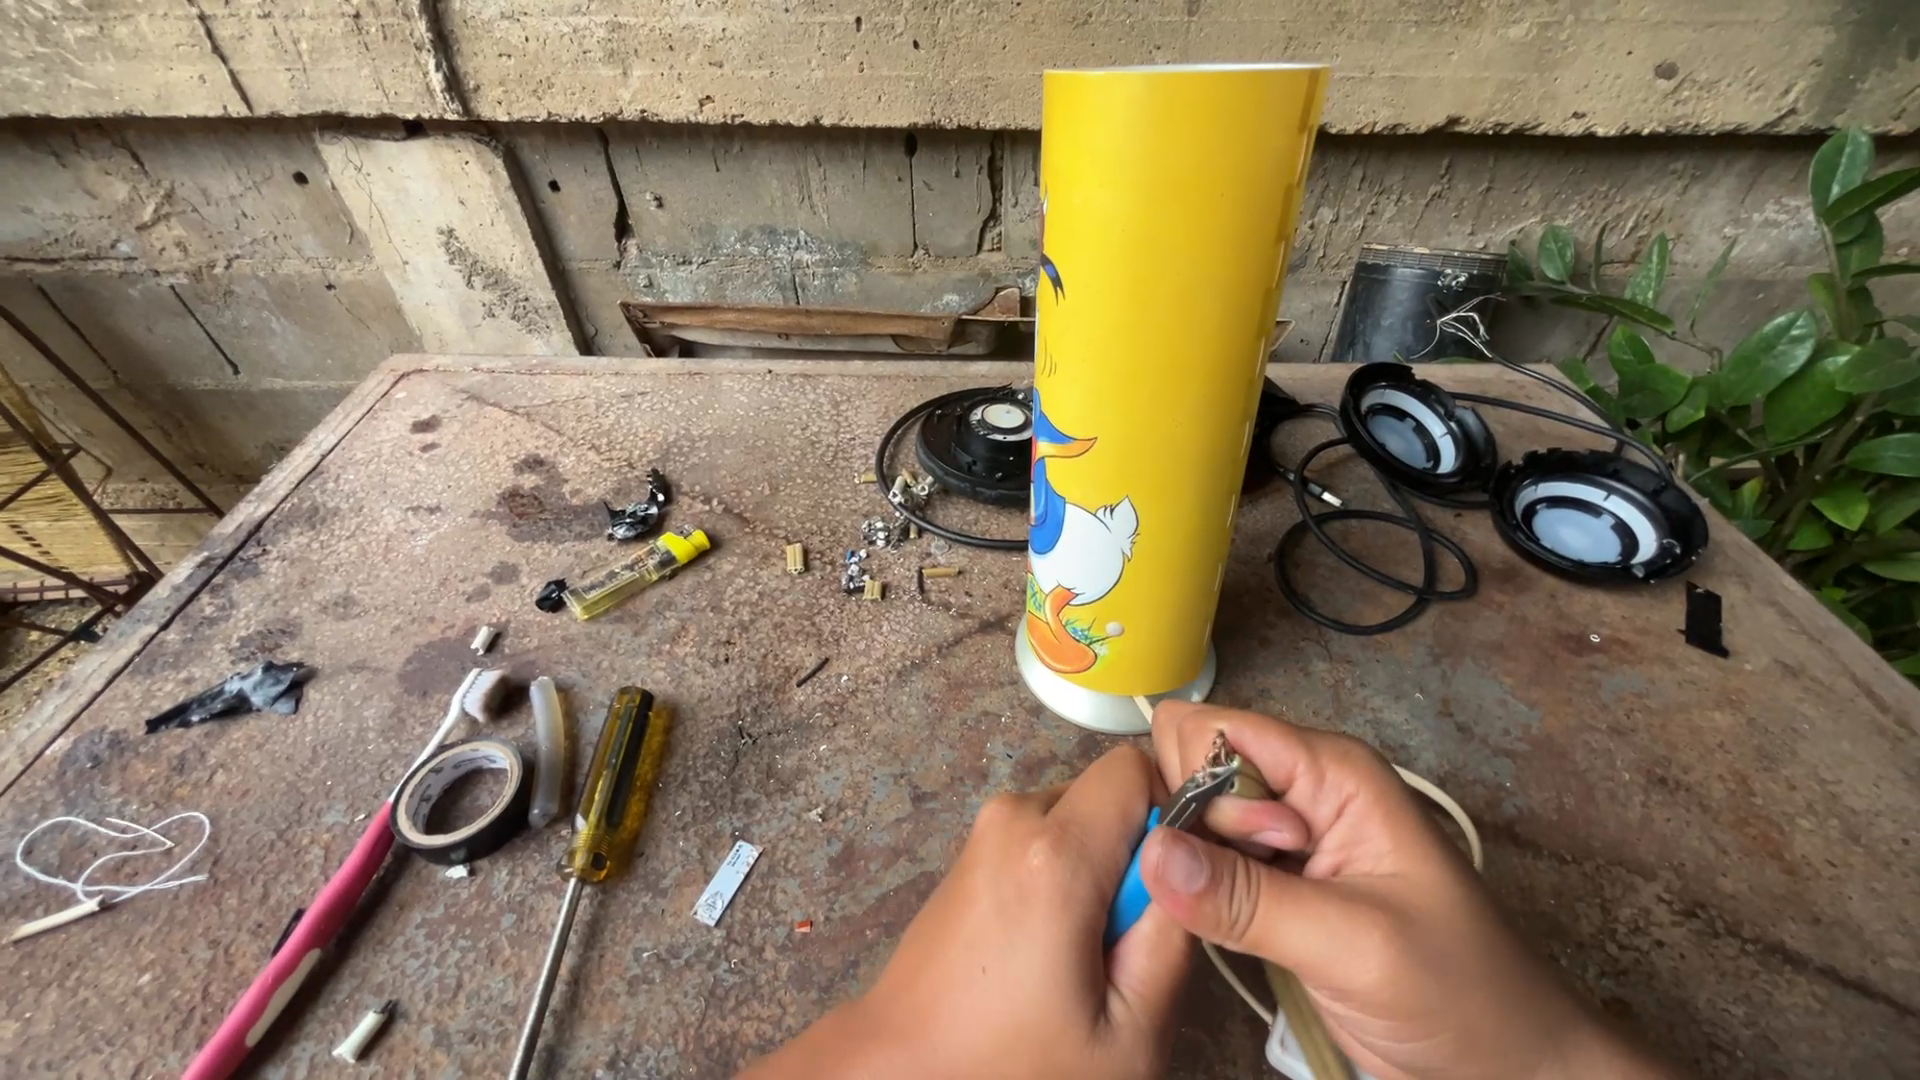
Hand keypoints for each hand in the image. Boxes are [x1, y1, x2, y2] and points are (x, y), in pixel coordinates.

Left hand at [740, 746, 1190, 1079]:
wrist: (901, 1068)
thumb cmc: (1017, 1065)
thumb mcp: (1127, 1032)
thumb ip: (1172, 935)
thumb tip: (1188, 864)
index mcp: (1054, 849)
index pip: (1135, 768)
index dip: (1170, 813)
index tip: (1177, 878)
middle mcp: (1013, 816)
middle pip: (1105, 795)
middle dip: (1130, 850)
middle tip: (1121, 935)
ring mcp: (983, 830)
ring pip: (1074, 816)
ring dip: (1093, 866)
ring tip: (1078, 948)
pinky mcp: (969, 850)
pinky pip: (1040, 835)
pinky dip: (1058, 872)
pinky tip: (1042, 942)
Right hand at [1138, 702, 1674, 1079]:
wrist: (1510, 1063)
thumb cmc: (1458, 994)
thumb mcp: (1355, 945)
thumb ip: (1247, 897)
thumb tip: (1150, 851)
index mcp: (1327, 766)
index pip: (1211, 727)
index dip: (1203, 781)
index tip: (1243, 849)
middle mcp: (1296, 782)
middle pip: (1190, 759)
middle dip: (1197, 820)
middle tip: (1256, 884)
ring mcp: (1280, 827)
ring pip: (1189, 806)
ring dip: (1196, 858)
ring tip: (1257, 913)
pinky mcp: (1268, 870)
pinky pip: (1200, 850)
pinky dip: (1197, 881)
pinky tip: (1234, 922)